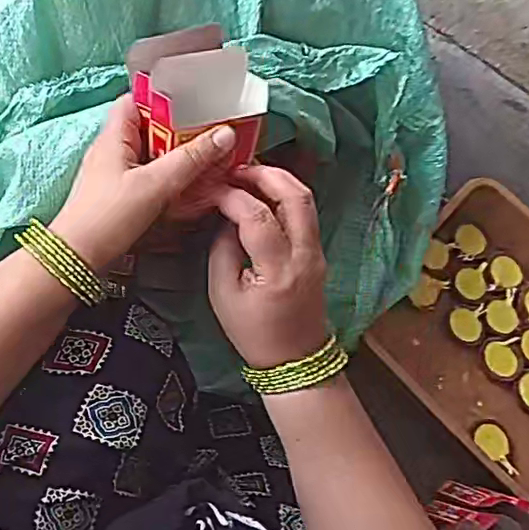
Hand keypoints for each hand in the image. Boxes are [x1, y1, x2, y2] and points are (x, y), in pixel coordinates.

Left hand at [51, 95, 236, 268]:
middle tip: (210, 136)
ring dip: (178, 159)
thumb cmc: (105, 218)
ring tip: (206, 161)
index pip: (136, 100)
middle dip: (181, 132)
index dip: (164, 97)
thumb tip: (223, 135)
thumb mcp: (154, 184)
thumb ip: (191, 159)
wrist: (77, 259)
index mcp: (113, 137)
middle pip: (151, 129)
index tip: (194, 101)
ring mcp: (116, 175)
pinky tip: (187, 189)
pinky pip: (149, 179)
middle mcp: (113, 152)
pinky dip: (169, 180)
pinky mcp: (121, 197)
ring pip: (153, 156)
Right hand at [207, 165, 330, 369]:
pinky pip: (305, 213)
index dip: (231, 197)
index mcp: (278, 271)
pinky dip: (283, 195)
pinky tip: (261, 195)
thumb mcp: (222, 294)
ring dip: (277, 181)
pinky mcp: (317, 252)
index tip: (211, 191)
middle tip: (236, 170)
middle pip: (296, 196)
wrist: (294, 359)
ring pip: (305, 199)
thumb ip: (222, 249)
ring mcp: (317, 252)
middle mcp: (305, 255)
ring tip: (248, 176)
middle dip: (265, 174)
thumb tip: (226, 216)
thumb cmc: (253, 332)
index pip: (257, 217)